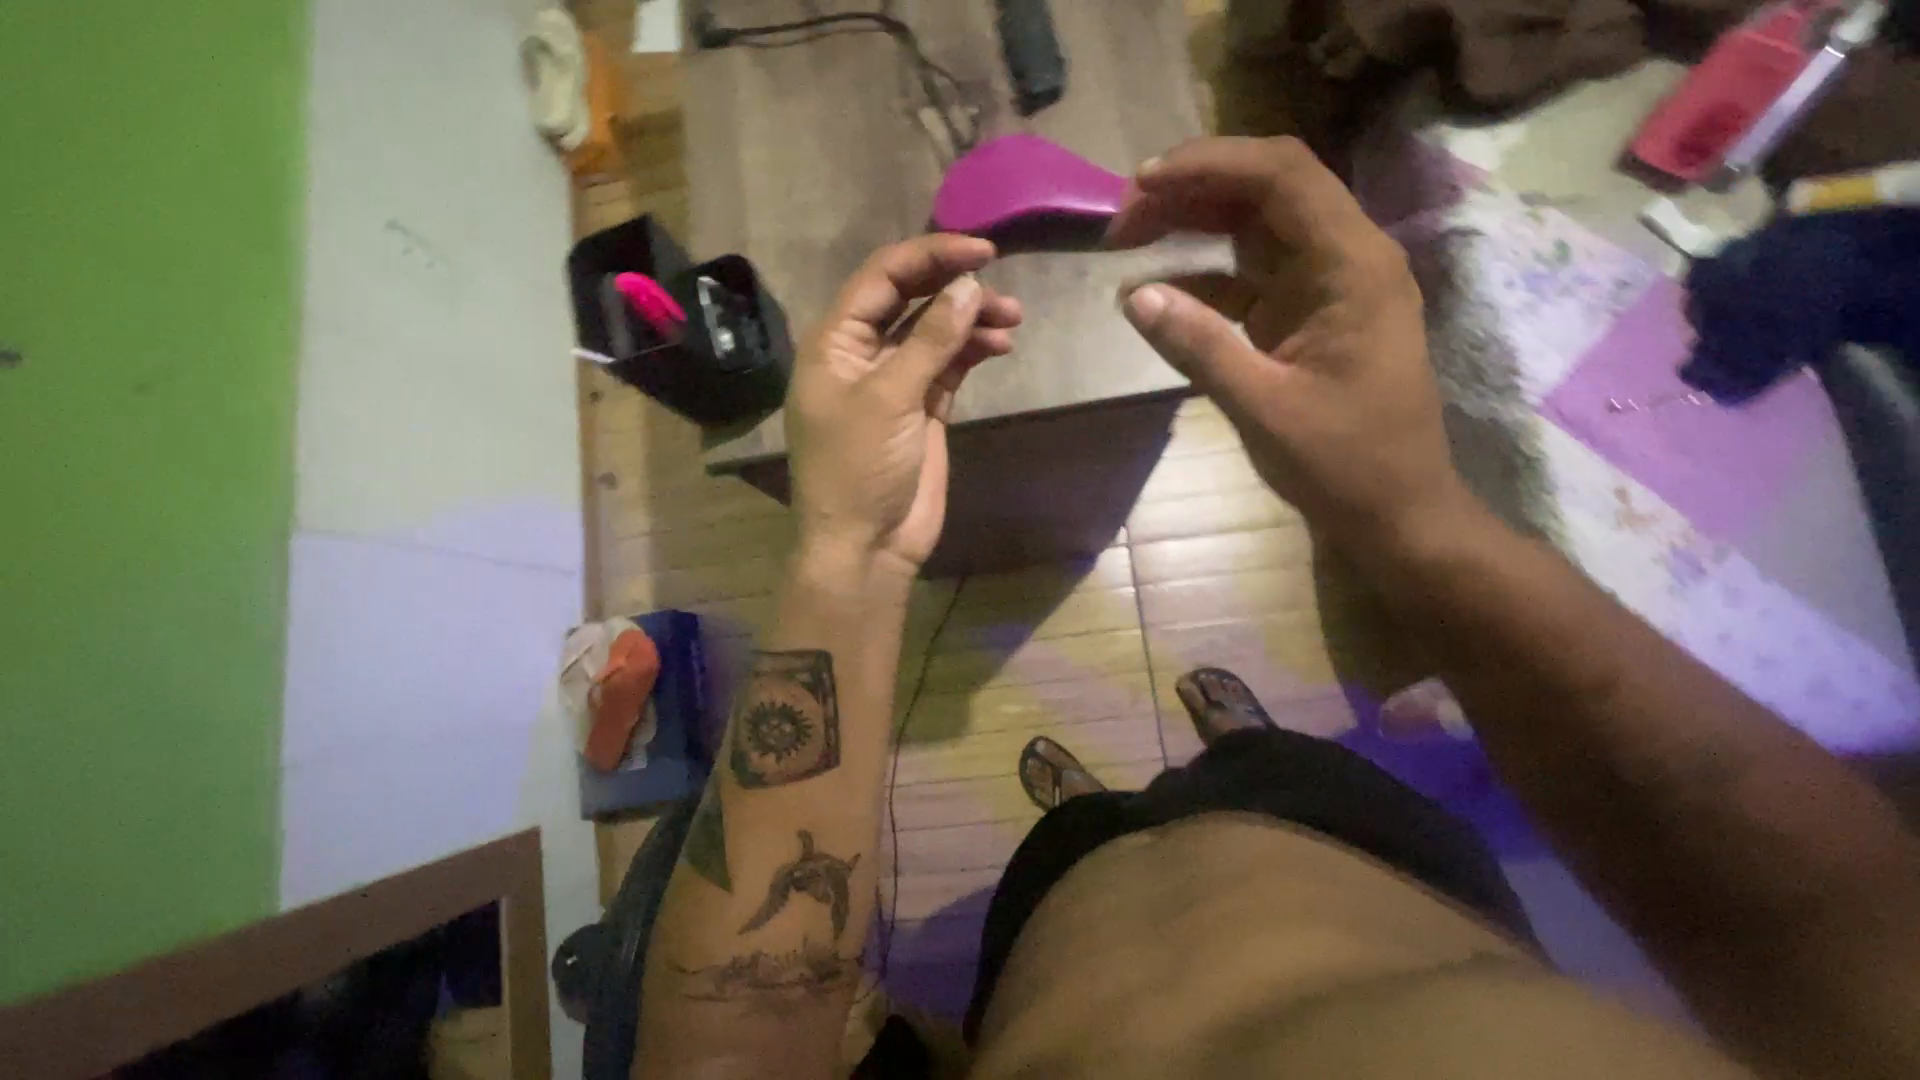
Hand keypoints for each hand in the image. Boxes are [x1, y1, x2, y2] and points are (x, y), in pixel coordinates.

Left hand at [786, 235, 1023, 574]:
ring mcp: (894, 381)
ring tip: (1013, 319)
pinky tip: (1000, 344)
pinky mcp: (921, 408)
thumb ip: (930, 340)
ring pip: (935, 332)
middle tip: (1003, 283)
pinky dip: (972, 351)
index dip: (931, 256)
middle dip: (955, 287)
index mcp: (835, 341)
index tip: (982, 251)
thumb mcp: (890, 397)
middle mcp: (862, 353)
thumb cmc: (860, 466)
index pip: (882, 278)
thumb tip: (970, 286)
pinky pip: (948, 364)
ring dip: (971, 320)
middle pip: (910, 299)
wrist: (867, 543)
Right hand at [1107, 136, 1466, 549]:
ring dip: (1191, 226)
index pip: (1281, 176)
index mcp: (1352, 264)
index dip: (1207, 165)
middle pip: (1264, 192)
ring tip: (1127, 240)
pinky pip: (1247, 278)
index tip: (1140, 185)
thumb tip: (1134, 297)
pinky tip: (1154, 295)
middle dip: (1190, 192)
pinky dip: (1200, 280)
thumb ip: (1199, 347)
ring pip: (1253, 229)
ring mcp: (1324, 286)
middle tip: (1121, 221)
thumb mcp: (1264, 407)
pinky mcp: (1304, 316)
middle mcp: (1344, 258)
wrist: (1394, 514)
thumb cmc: (1344, 463)